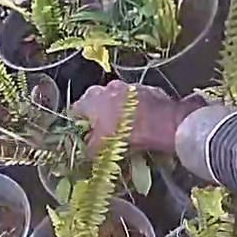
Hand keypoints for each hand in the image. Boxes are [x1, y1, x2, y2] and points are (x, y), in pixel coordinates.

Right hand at [71, 81, 198, 156]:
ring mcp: (128, 86)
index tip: (84, 138)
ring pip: (117, 101)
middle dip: (99, 119)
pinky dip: (136, 110)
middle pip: (96, 105)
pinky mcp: (147, 88)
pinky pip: (135, 101)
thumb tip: (86, 151)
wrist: (162, 122)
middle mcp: (106, 87)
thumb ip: (88, 148)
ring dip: (118, 113)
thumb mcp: (101, 148)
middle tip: (105, 136)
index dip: (79, 127)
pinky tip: (141, 125)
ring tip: (125, 131)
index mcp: (90, 98)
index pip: (75, 112)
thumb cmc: (125, 134)